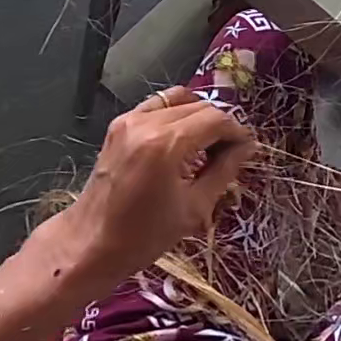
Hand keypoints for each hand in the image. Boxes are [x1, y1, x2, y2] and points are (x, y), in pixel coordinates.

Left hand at [52, 87, 255, 280]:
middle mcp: (146, 121)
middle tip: (231, 152)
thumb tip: (246, 147)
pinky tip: (181, 141)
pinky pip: (156, 106)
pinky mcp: (118, 124)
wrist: (93, 241)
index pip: (215, 119)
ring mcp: (129, 119)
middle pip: (198, 105)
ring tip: (207, 146)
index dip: (237, 132)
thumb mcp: (194, 207)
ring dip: (198, 116)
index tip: (248, 150)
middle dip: (220, 124)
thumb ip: (223, 170)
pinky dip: (175, 115)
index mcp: (166, 143)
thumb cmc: (145, 234)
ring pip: (177, 99)